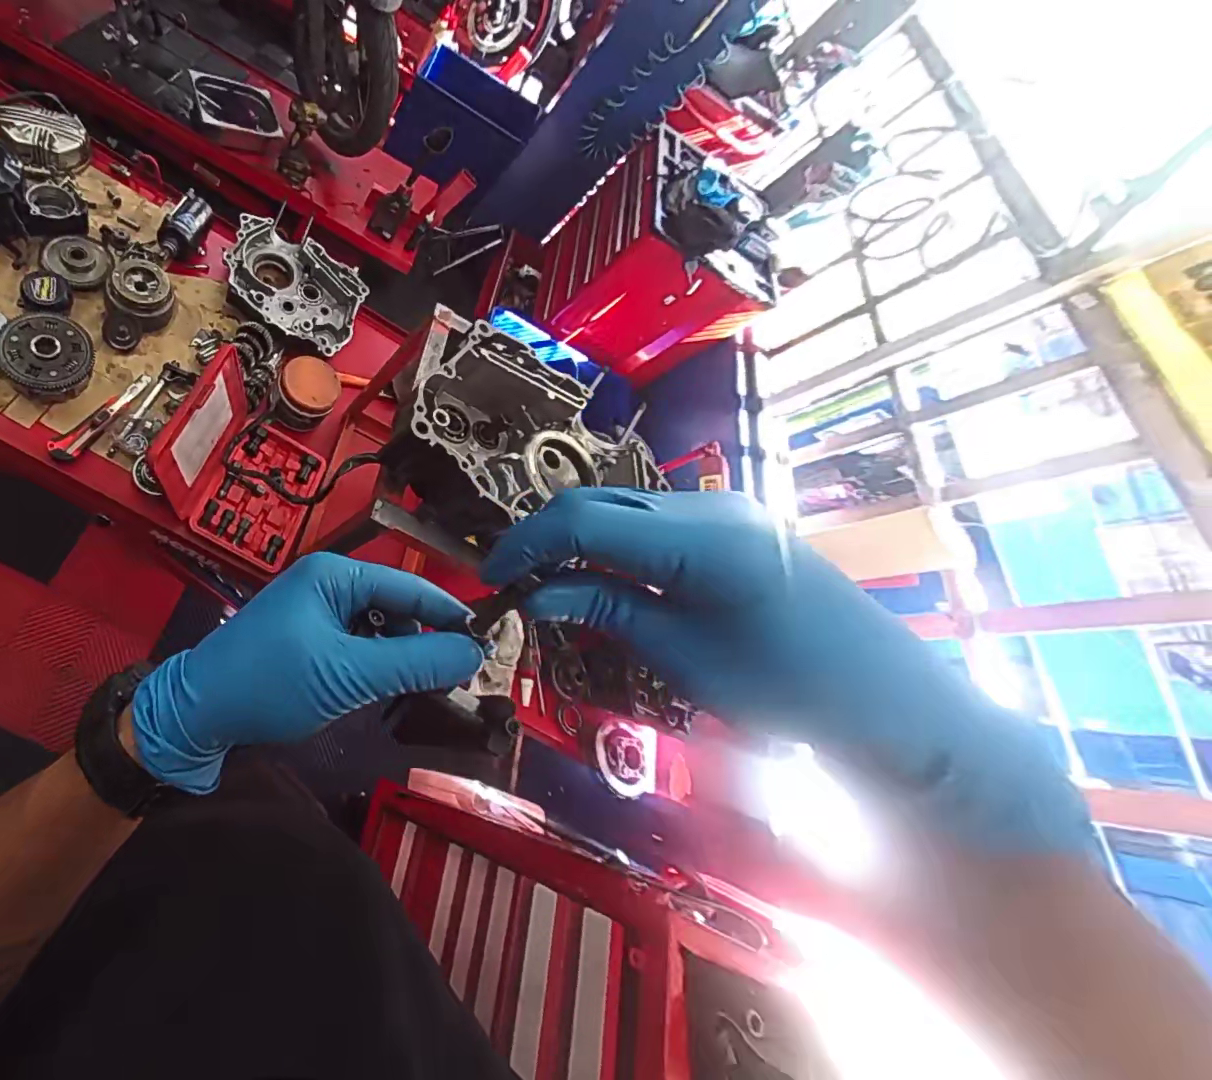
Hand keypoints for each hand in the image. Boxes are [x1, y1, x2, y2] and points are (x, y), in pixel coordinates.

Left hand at [131, 552, 484, 792]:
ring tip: (412, 690)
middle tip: (451, 680)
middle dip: (422, 641)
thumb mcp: (349, 674)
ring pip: (376, 630)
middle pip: (394, 607)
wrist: (200, 713)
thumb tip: (474, 653)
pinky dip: (371, 666)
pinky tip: (378, 690)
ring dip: (397, 658)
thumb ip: (415, 662)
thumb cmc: (270, 683)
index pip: (409, 587)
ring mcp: (312, 612)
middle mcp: (325, 584)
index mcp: (333, 575)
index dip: (449, 615)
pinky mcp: (305, 639)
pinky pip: (353, 645)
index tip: (488, 645)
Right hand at [483, 489, 1092, 855]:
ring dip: (570, 538)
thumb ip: (599, 610)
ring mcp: (723, 508)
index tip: (491, 580)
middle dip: (540, 539)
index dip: (524, 547)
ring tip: (544, 581)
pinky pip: (645, 519)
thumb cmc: (788, 694)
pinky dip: (605, 541)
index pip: (582, 522)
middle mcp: (710, 507)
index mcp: (703, 543)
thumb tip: (530, 596)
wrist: (897, 705)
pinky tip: (594, 574)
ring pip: (615, 506)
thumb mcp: (678, 656)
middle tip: (511, 581)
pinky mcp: (729, 521)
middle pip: (593, 502)